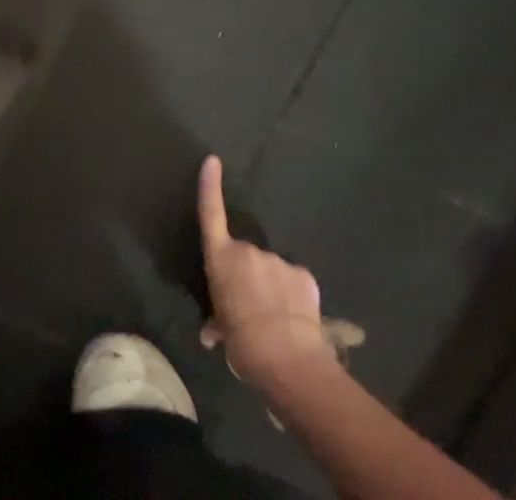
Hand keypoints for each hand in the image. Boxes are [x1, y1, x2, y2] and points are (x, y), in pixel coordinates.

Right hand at [197, 155, 336, 387]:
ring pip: (271, 271)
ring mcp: (279, 262)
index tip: (213, 160)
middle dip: (247, 277)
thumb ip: (217, 324)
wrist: (285, 355)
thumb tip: (211, 335)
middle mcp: (249, 252)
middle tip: (248, 309)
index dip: (210, 186)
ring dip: (270, 288)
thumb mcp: (222, 331)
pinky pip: (294, 283)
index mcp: (221, 259)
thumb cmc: (241, 340)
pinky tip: (295, 320)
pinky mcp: (305, 276)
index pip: (211, 214)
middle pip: (245, 258)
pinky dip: (292, 296)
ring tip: (274, 320)